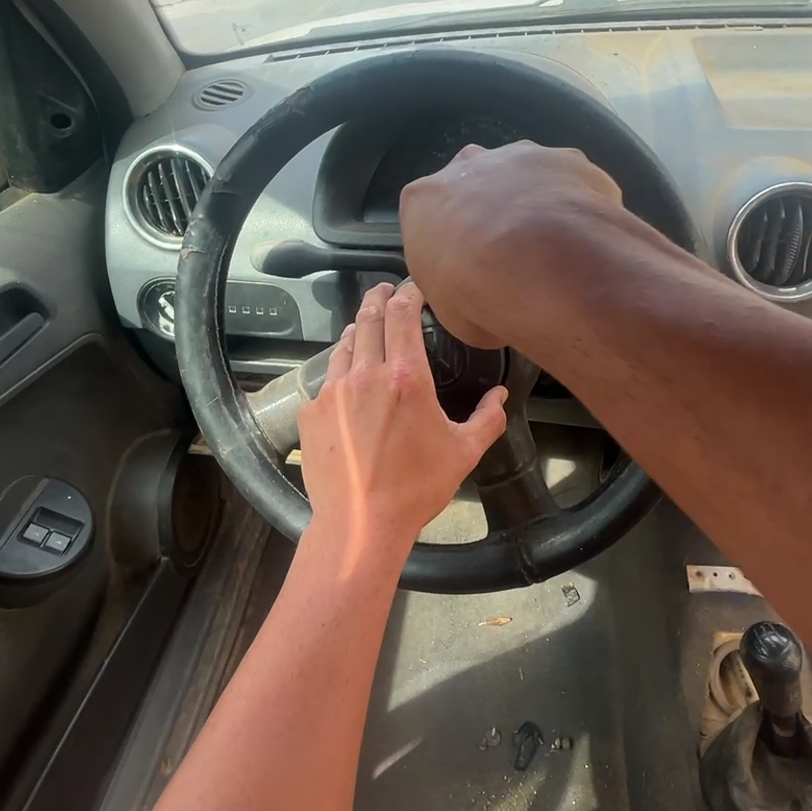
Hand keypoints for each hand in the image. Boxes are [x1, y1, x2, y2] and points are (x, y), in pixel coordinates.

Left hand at [296, 282, 507, 560]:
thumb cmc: (417, 487)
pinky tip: (347, 380)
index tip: (416, 286)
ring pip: (345, 345)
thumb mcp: (464, 452)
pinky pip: (327, 379)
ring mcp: (332, 392)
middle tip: (386, 290)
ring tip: (367, 328)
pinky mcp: (310, 412)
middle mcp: (365, 374)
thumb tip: (501, 396)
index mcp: (405, 376)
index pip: (403, 314)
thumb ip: (488, 418)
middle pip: (369, 318)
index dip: (409, 291)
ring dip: (359, 331)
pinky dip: (340, 370)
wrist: (359, 524)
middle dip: (378, 297)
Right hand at [399, 141, 622, 346]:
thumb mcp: (450, 313)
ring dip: (534, 204)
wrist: (546, 267)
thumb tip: (478, 302)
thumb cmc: (480, 294)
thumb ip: (456, 290)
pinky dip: (576, 206)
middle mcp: (466, 164)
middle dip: (491, 212)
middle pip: (475, 184)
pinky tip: (585, 237)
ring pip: (524, 177)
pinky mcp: (568, 157)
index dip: (453, 243)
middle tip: (513, 256)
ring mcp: (519, 155)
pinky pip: (569, 183)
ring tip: (554, 248)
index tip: (471, 269)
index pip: (429, 215)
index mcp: (423, 199)